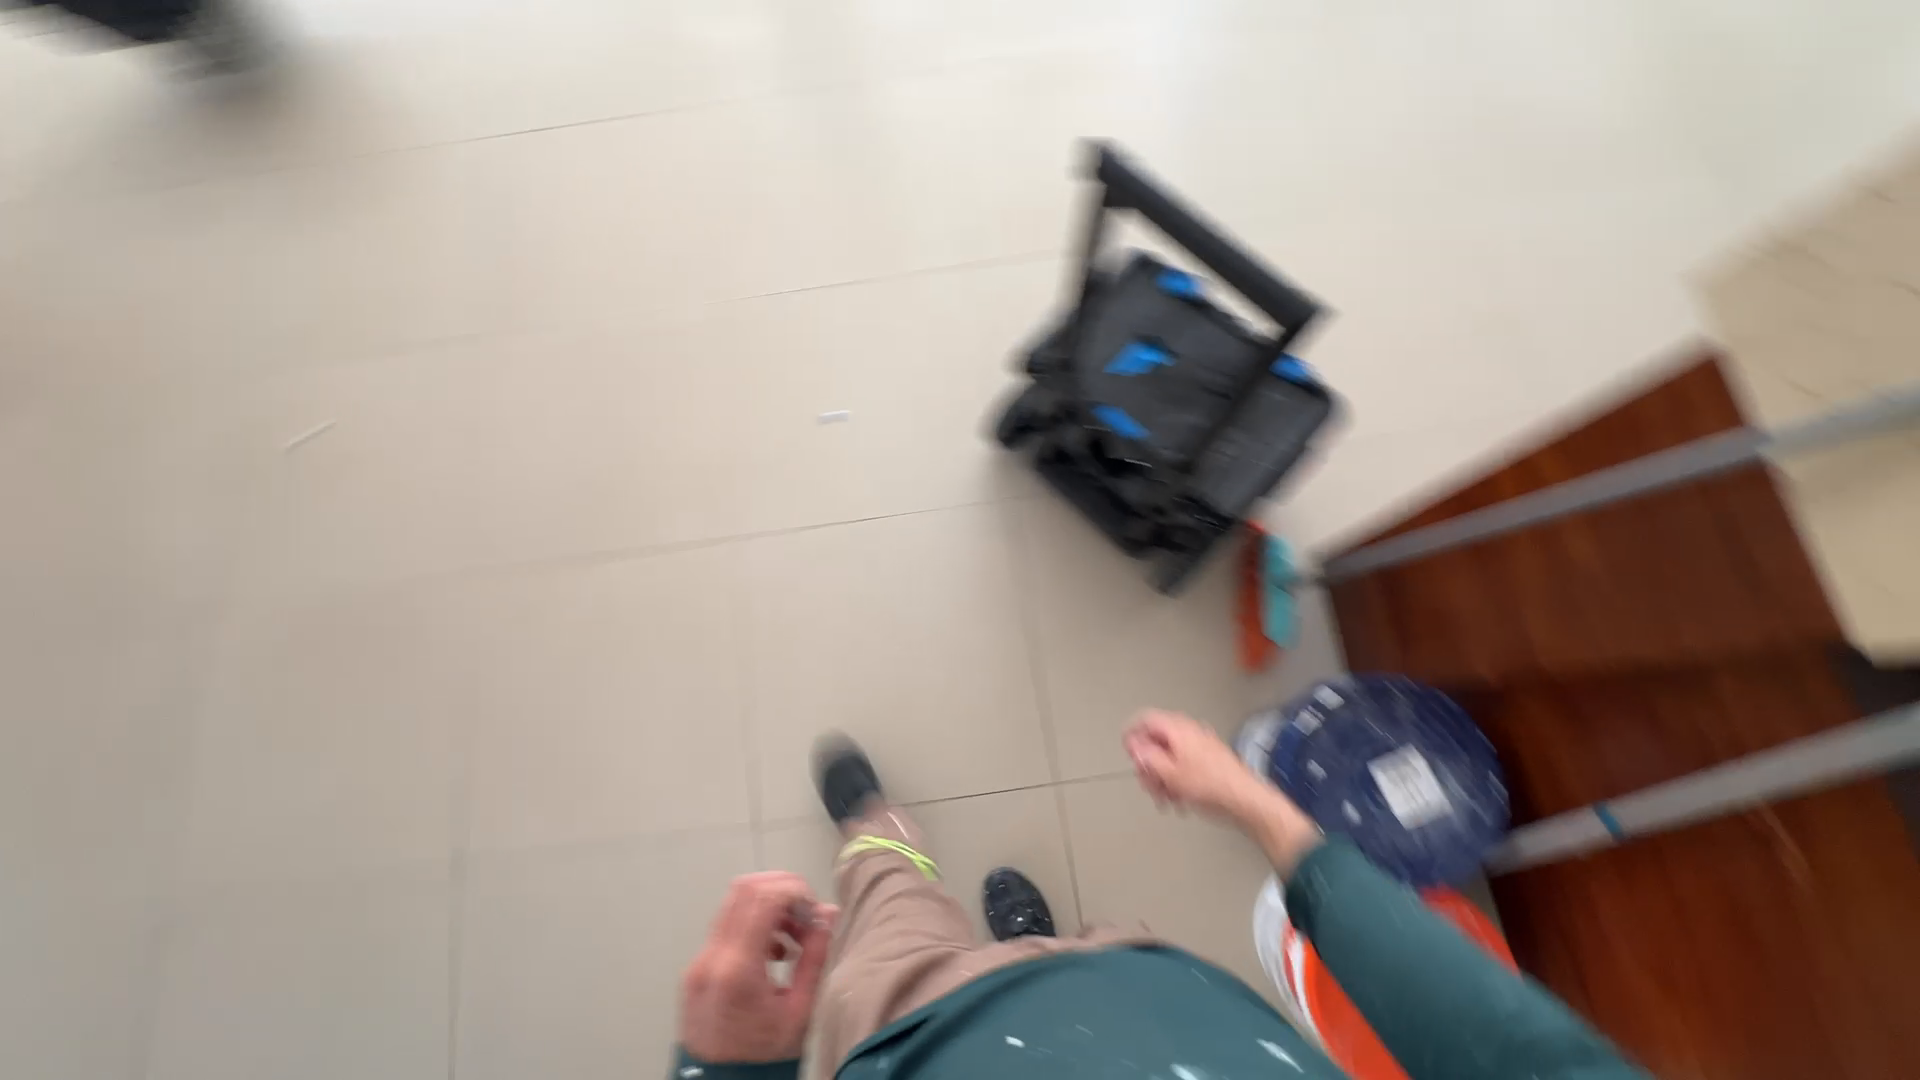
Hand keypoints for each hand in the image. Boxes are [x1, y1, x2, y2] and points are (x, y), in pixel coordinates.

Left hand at [678, 872, 838, 1062]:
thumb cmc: (764, 1055)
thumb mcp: (800, 1010)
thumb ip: (814, 955)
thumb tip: (828, 913)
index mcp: (738, 969)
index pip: (763, 898)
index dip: (795, 890)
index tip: (813, 909)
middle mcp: (712, 957)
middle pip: (745, 889)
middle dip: (782, 889)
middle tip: (805, 912)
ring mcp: (699, 960)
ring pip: (734, 903)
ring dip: (769, 906)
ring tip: (794, 937)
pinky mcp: (696, 967)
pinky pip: (726, 926)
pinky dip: (753, 922)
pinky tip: (775, 951)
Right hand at [1123, 709, 1268, 820]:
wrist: (1245, 801)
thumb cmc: (1212, 786)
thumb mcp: (1169, 773)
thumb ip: (1147, 757)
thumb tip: (1134, 746)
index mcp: (1178, 729)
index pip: (1146, 720)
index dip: (1133, 735)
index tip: (1129, 754)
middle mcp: (1189, 733)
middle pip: (1156, 741)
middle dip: (1149, 765)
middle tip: (1149, 784)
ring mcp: (1200, 746)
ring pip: (1169, 756)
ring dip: (1162, 777)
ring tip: (1166, 798)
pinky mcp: (1209, 761)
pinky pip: (1183, 765)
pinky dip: (1176, 780)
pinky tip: (1180, 799)